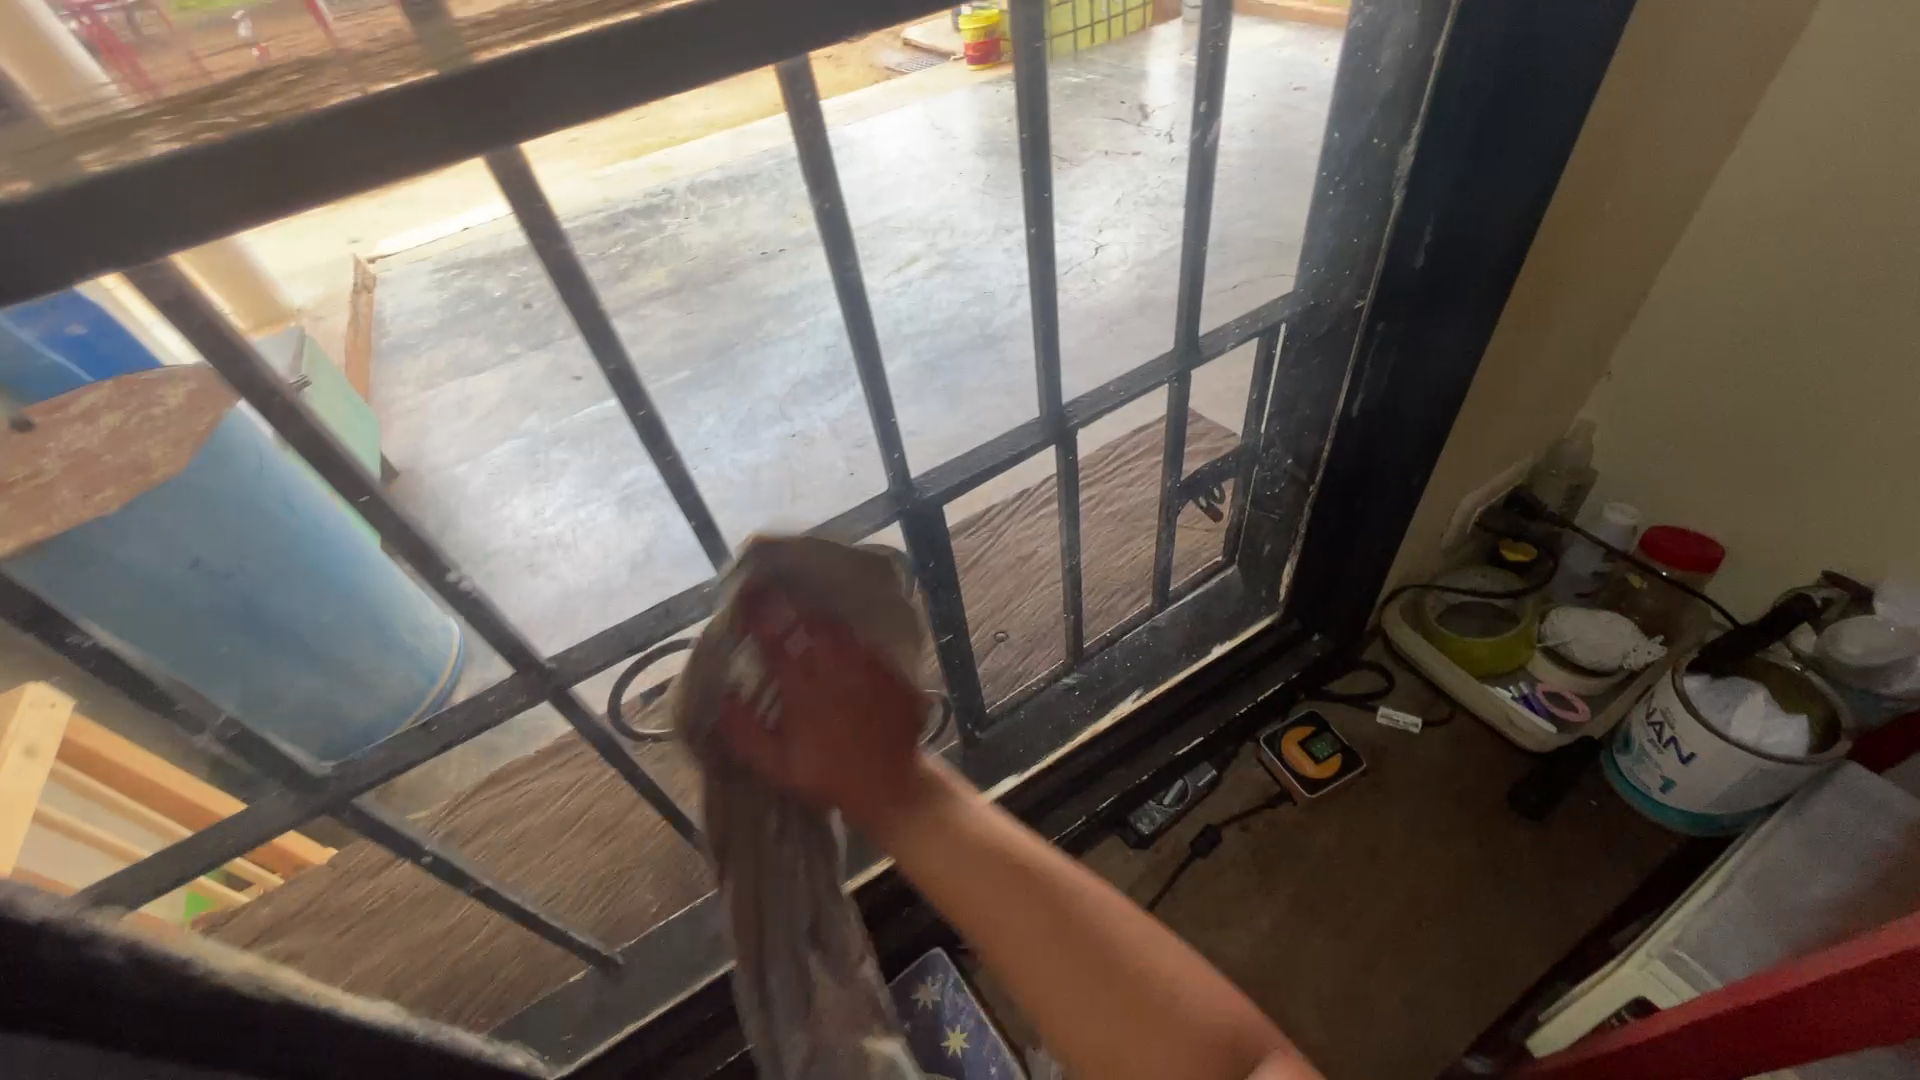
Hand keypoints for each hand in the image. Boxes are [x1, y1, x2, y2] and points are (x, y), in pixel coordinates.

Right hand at [715, 584, 938, 834]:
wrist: (890, 788)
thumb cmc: (828, 777)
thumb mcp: (777, 766)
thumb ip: (745, 733)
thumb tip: (723, 697)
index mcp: (804, 689)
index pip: (777, 639)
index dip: (762, 612)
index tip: (750, 593)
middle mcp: (838, 670)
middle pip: (813, 624)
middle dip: (794, 610)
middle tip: (781, 606)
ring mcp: (871, 668)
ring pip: (843, 630)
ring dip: (824, 622)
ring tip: (812, 622)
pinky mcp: (895, 673)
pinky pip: (870, 644)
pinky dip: (854, 640)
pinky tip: (848, 646)